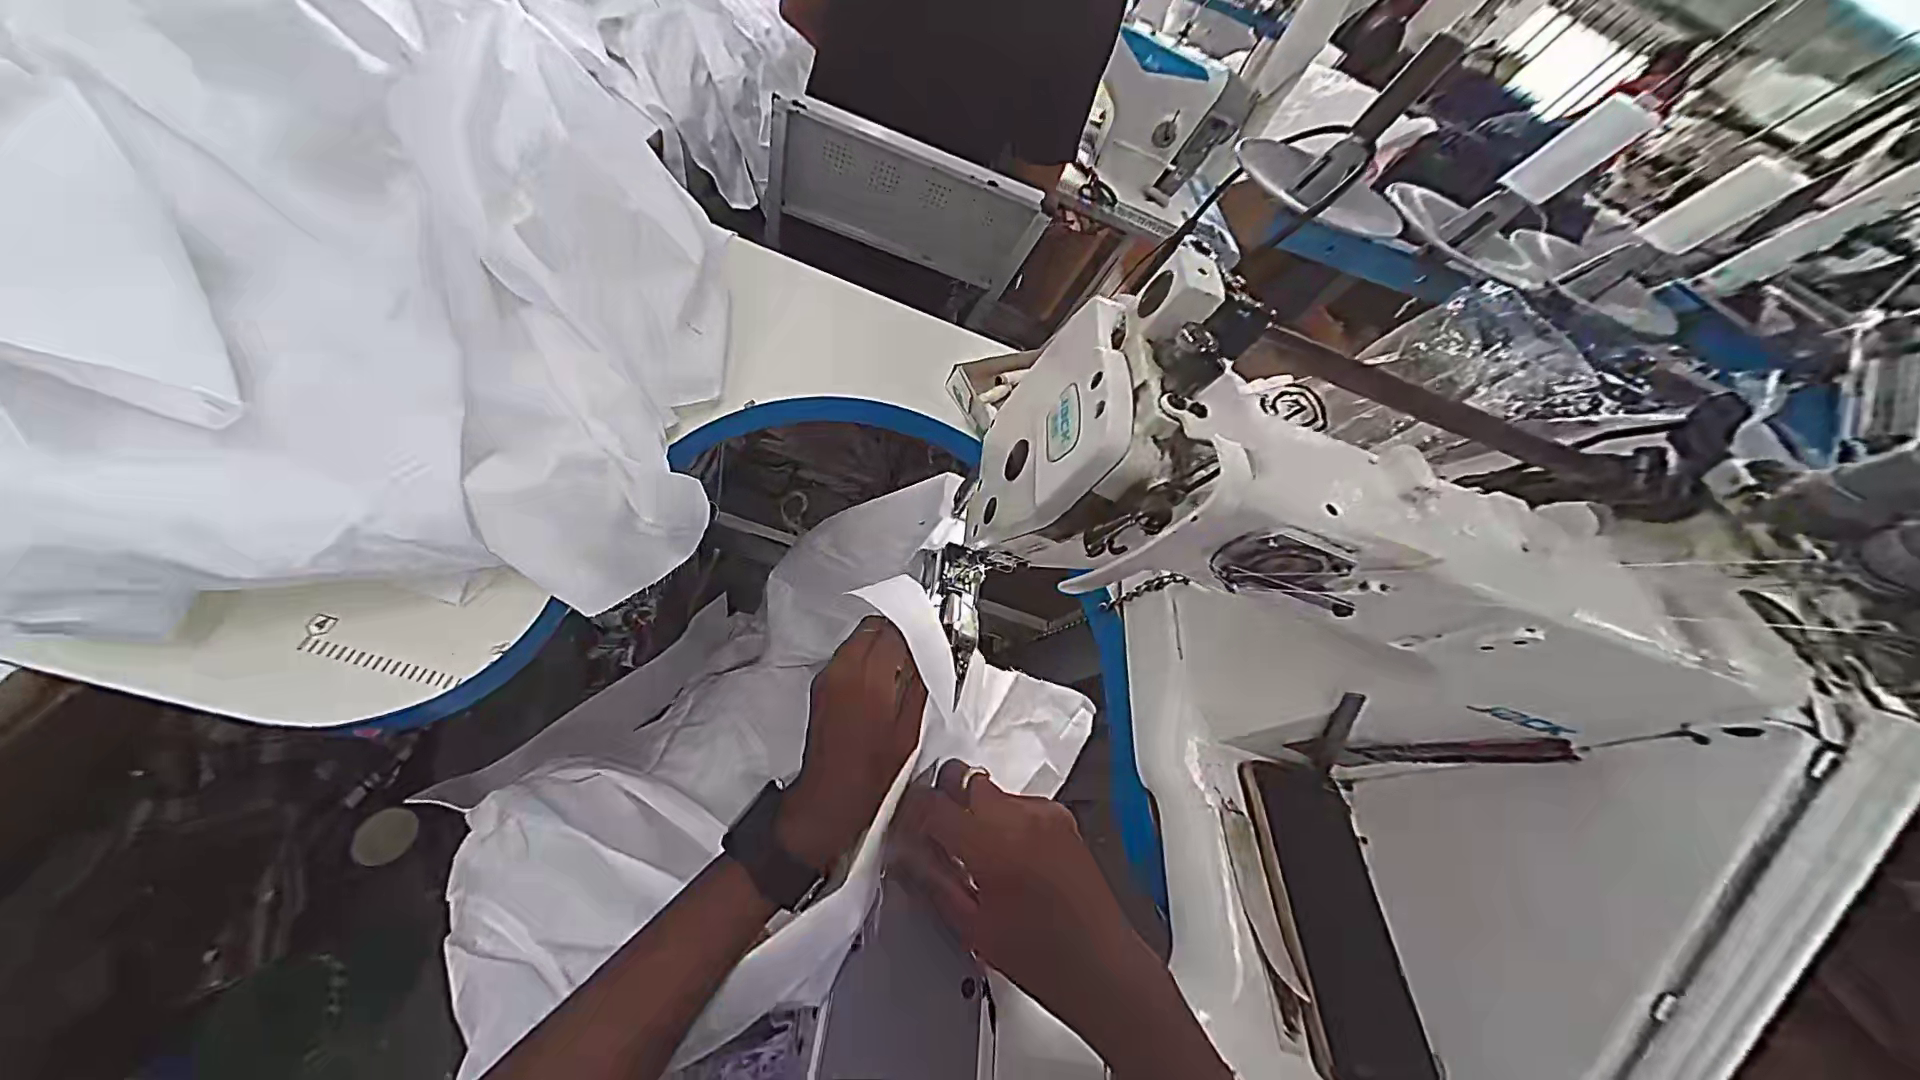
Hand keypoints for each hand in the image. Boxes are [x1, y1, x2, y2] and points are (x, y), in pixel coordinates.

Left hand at [778, 616, 926, 871]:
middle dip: (897, 631)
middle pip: (874, 625)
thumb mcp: (910, 728)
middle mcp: (844, 668)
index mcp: (870, 675)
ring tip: (900, 666)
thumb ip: (920, 683)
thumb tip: (928, 655)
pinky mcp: (820, 684)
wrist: (831, 796)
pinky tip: (880, 679)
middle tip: (916, 648)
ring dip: (880, 642)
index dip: (915, 629)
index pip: (894, 629)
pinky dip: (864, 656)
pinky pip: (846, 655)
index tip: (929, 635)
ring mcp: (828, 675)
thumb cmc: (872, 772)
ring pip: (859, 637)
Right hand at [893, 762, 1232, 1077]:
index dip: (912, 812)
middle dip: (944, 798)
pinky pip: (1017, 802)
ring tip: (976, 853)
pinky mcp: (1061, 816)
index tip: (905, 823)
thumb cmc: (1045, 959)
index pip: (934, 804)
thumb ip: (934, 879)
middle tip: (936, 830)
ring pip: (990, 789)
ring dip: (975, 810)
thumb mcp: (973, 926)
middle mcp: (1021, 816)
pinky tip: (1006, 854)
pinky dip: (1004, 818)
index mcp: (993, 844)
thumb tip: (908, 854)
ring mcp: (1045, 812)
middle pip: (964, 778)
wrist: (1104, 966)